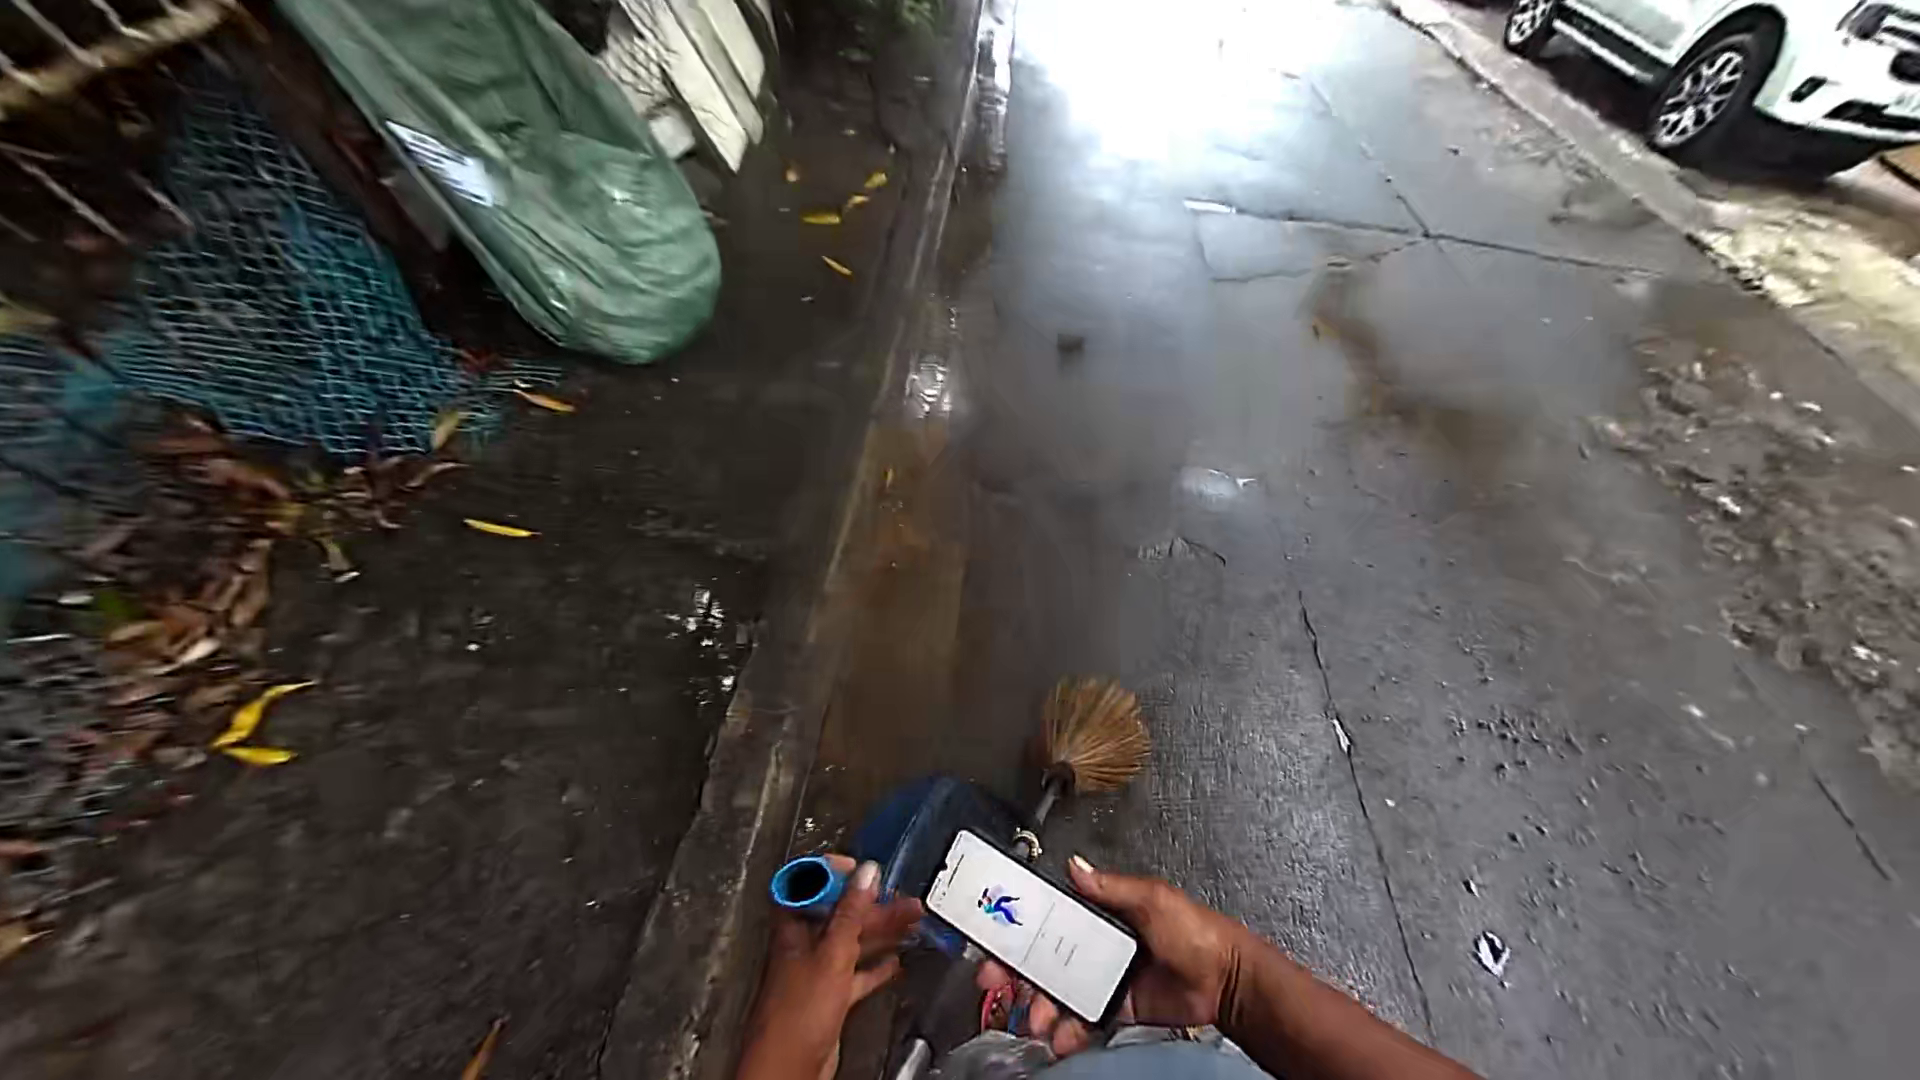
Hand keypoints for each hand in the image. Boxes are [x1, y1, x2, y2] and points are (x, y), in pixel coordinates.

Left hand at [737, 857, 924, 1079]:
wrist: (788, 1072)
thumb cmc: (796, 1015)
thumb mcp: (831, 953)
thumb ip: (851, 912)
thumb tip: (865, 872)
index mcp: (796, 925)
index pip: (809, 882)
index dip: (832, 871)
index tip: (859, 867)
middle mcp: (806, 944)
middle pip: (841, 912)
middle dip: (872, 903)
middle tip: (903, 897)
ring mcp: (818, 971)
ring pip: (853, 941)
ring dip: (881, 930)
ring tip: (911, 921)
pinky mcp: (830, 997)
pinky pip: (857, 973)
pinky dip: (876, 966)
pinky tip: (894, 962)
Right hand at [977, 855, 1247, 1056]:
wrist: (1224, 979)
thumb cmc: (1192, 928)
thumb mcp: (1150, 897)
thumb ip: (1110, 887)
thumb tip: (1075, 865)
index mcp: (1097, 910)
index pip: (1047, 915)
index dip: (1018, 924)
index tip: (995, 934)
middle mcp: (1092, 942)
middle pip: (1043, 954)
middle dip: (1015, 967)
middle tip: (994, 978)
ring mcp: (1101, 976)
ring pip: (1057, 990)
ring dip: (1039, 1004)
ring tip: (1034, 1018)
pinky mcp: (1114, 1007)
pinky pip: (1083, 1019)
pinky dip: (1067, 1030)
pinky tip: (1059, 1037)